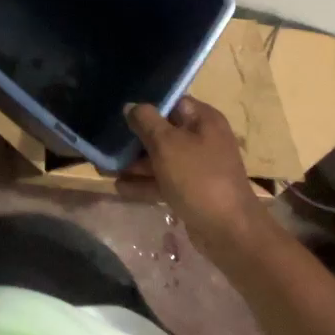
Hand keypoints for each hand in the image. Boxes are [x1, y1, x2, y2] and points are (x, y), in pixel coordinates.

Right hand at [119, 97, 269, 257]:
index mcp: (203, 119)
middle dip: (134, 139)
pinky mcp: (192, 190)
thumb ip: (145, 121)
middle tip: (107, 142)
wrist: (229, 233)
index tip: (119, 111)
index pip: (170, 102)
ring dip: (134, 164)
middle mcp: (202, 138)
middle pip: (162, 132)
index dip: (144, 105)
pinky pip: (164, 181)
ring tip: (105, 168)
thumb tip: (131, 107)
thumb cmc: (198, 178)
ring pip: (160, 158)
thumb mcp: (166, 144)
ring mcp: (198, 166)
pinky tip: (120, 187)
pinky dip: (144, 183)